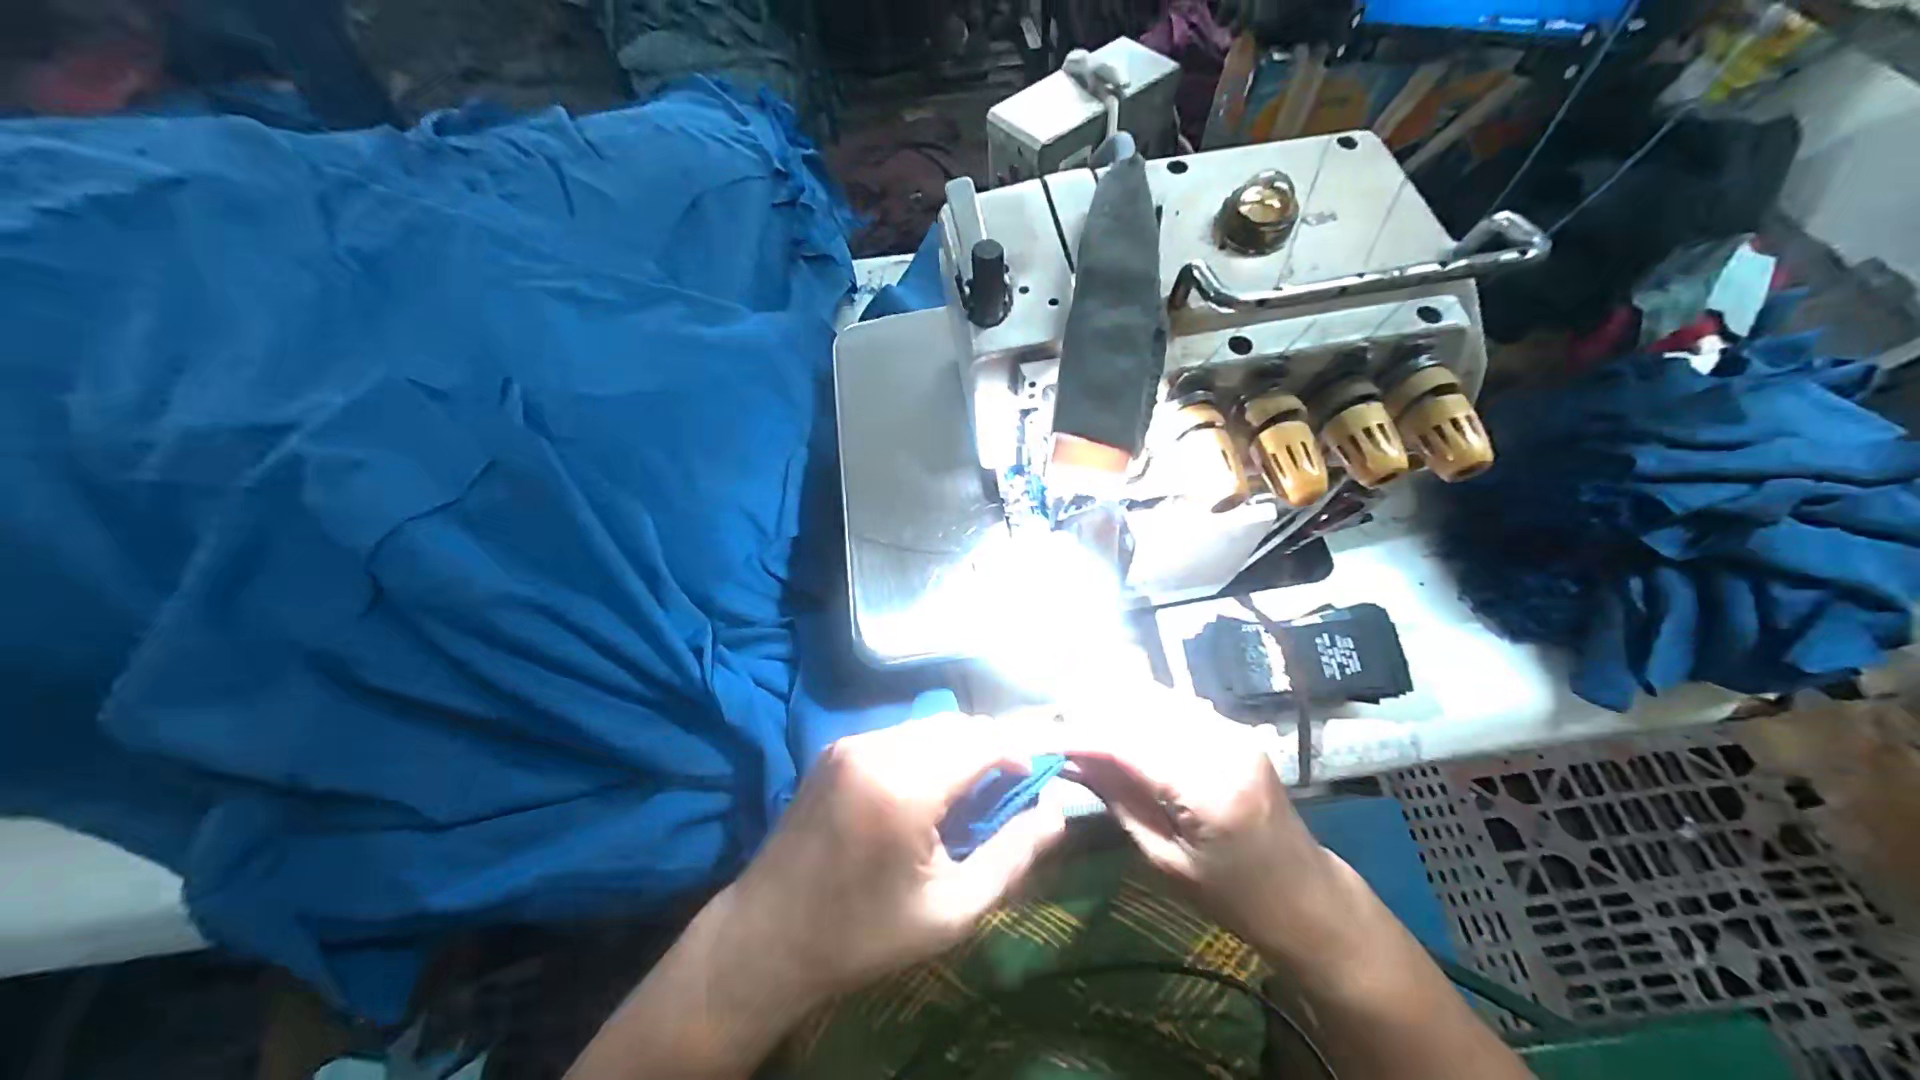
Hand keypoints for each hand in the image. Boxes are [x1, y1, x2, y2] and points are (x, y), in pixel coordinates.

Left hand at [723, 712, 1068, 999]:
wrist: (767, 937)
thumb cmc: (864, 933)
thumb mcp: (952, 911)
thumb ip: (1012, 856)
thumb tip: (1055, 812)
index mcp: (906, 788)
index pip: (982, 740)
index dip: (1018, 751)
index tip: (1033, 780)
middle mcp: (877, 750)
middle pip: (957, 725)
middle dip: (990, 746)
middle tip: (1006, 788)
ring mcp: (850, 744)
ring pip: (927, 725)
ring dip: (959, 746)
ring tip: (969, 790)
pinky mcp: (834, 749)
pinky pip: (898, 734)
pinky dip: (926, 749)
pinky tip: (926, 787)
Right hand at [1060, 686, 1353, 959]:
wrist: (1305, 894)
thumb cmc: (1233, 895)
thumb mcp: (1164, 858)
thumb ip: (1118, 798)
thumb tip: (1072, 757)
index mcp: (1209, 788)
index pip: (1126, 742)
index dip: (1077, 736)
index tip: (1039, 741)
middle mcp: (1224, 744)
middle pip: (1139, 706)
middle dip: (1090, 710)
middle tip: (1053, 726)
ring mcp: (1233, 730)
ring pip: (1156, 696)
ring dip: (1112, 703)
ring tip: (1075, 718)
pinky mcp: (1234, 727)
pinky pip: (1175, 705)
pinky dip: (1139, 707)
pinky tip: (1115, 719)